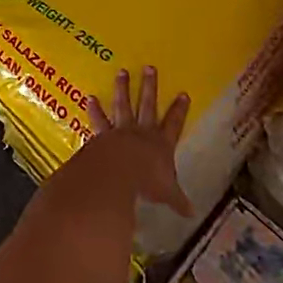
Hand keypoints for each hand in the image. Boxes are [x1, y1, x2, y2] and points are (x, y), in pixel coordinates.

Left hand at [83, 66, 191, 215]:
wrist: (118, 174)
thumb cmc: (146, 182)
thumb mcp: (166, 193)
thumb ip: (177, 200)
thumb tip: (192, 214)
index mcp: (160, 144)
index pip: (173, 124)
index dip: (179, 110)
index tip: (183, 93)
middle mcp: (141, 132)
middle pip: (147, 105)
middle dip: (149, 87)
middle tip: (149, 68)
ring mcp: (121, 131)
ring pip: (123, 106)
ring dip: (122, 89)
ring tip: (121, 72)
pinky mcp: (103, 135)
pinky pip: (98, 120)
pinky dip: (94, 110)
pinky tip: (89, 98)